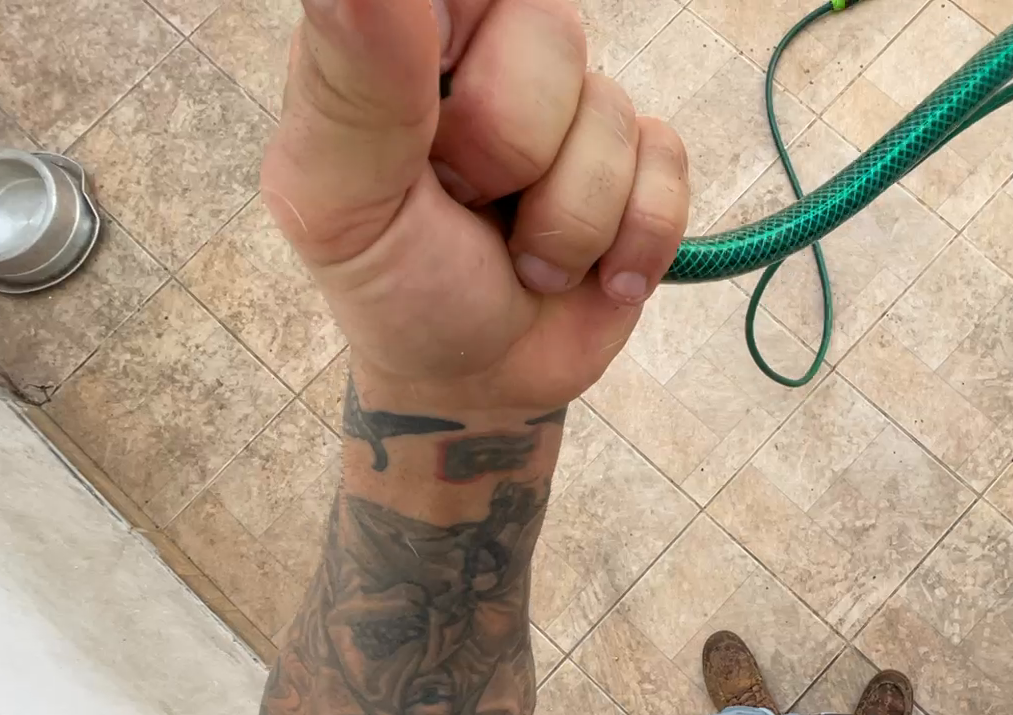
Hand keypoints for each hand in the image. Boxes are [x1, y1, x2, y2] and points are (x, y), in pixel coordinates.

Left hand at [262, 0, 689, 413]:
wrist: (485, 381)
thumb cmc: (402, 293)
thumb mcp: (343, 202)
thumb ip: (351, 83)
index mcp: (414, 48)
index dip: (478, 61)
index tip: (442, 136)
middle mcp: (503, 66)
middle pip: (554, 29)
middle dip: (518, 153)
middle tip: (475, 208)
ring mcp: (581, 123)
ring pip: (616, 115)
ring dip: (572, 224)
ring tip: (531, 266)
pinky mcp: (641, 177)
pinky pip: (669, 167)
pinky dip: (639, 240)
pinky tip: (603, 279)